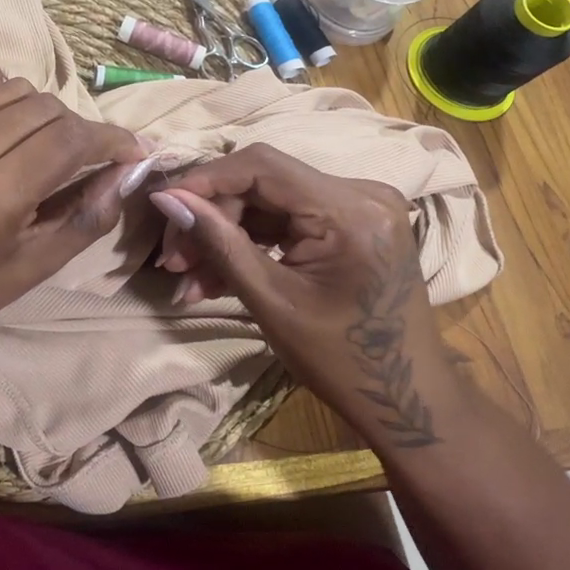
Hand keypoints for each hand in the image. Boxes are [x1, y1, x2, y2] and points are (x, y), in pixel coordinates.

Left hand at [0, 49, 143, 352]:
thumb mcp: (40, 266)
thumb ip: (90, 215)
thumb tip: (129, 168)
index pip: (68, 141)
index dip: (110, 139)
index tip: (132, 150)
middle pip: (44, 109)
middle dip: (79, 128)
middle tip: (87, 157)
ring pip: (11, 88)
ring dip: (42, 108)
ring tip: (45, 140)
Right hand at [148, 144, 456, 446]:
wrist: (409, 402)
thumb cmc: (343, 362)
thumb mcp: (271, 302)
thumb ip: (218, 242)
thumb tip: (165, 198)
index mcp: (350, 210)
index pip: (261, 166)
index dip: (204, 179)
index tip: (160, 205)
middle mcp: (361, 192)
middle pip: (261, 182)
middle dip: (211, 217)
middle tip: (173, 261)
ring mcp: (359, 205)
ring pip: (268, 200)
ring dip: (225, 233)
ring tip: (188, 279)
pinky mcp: (351, 221)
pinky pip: (287, 217)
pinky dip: (251, 242)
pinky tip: (217, 275)